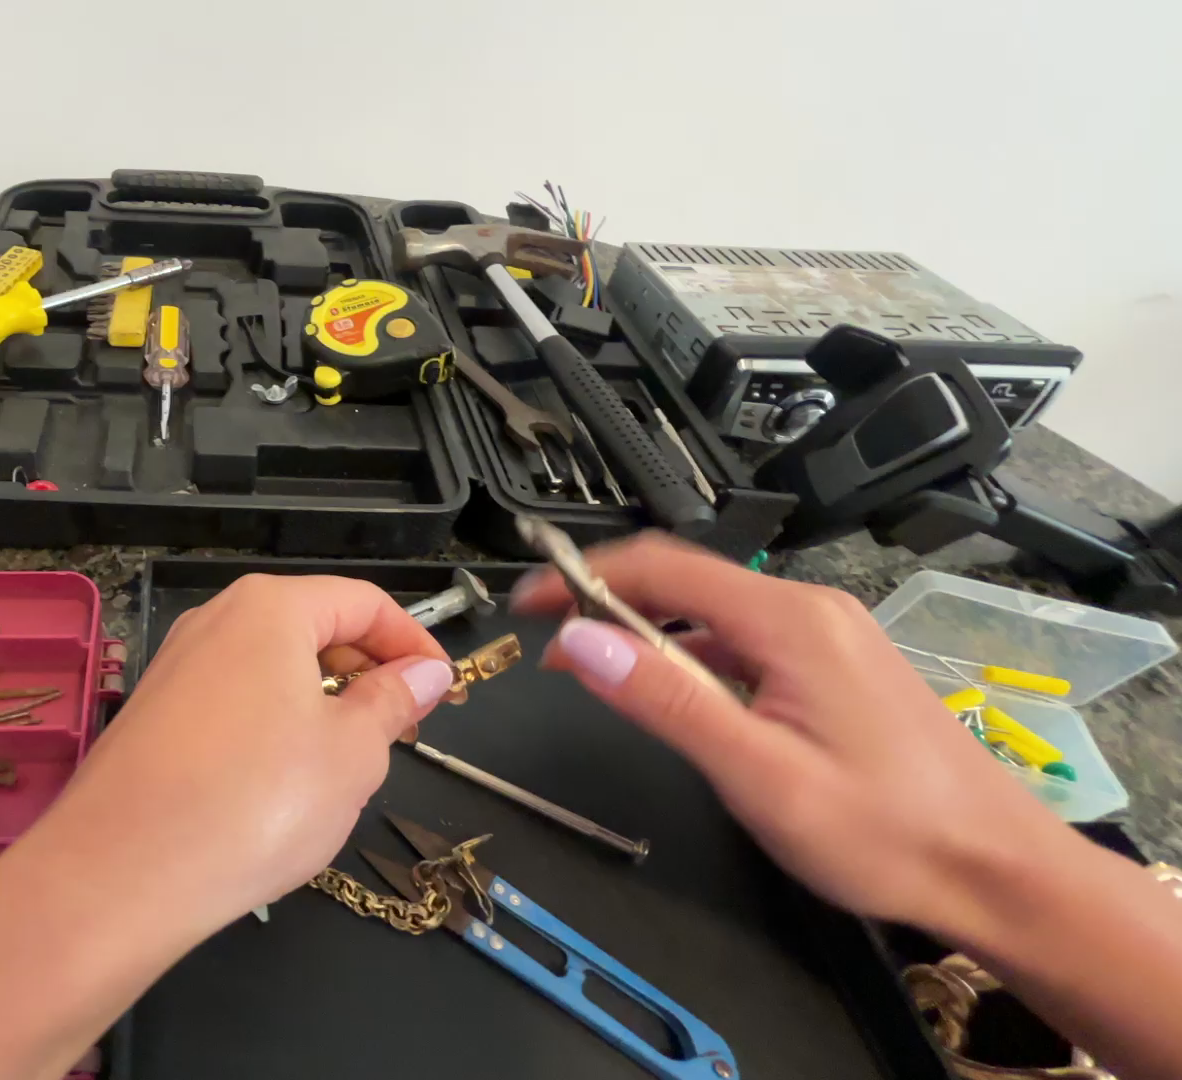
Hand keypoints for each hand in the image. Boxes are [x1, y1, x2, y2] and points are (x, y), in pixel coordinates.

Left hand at [40, 575, 455, 927]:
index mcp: (270, 607)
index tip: (445, 691)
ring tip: (344, 764)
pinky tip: (280, 780)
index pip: (363, 601)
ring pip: (273, 666)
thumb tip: (426, 672)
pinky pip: (234, 697)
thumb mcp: (351, 752)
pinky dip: (275, 722)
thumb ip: (394, 699)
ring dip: (322, 702)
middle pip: (314, 626)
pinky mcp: (155, 708)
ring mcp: (178, 662)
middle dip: (367, 672)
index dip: (414, 642)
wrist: (120, 873)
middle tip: (401, 731)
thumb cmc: (257, 801)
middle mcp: (216, 618)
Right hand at [512, 533, 1077, 937]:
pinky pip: (730, 635)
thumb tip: (579, 642)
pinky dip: (677, 648)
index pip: (657, 567)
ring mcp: (818, 632)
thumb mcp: (759, 773)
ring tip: (589, 663)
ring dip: (636, 626)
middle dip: (600, 598)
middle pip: (677, 578)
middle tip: (548, 636)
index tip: (528, 604)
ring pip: (701, 606)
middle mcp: (804, 609)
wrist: (1006, 880)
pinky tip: (661, 685)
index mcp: (787, 620)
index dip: (580, 577)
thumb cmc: (887, 834)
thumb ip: (665, 700)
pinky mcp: (823, 659)